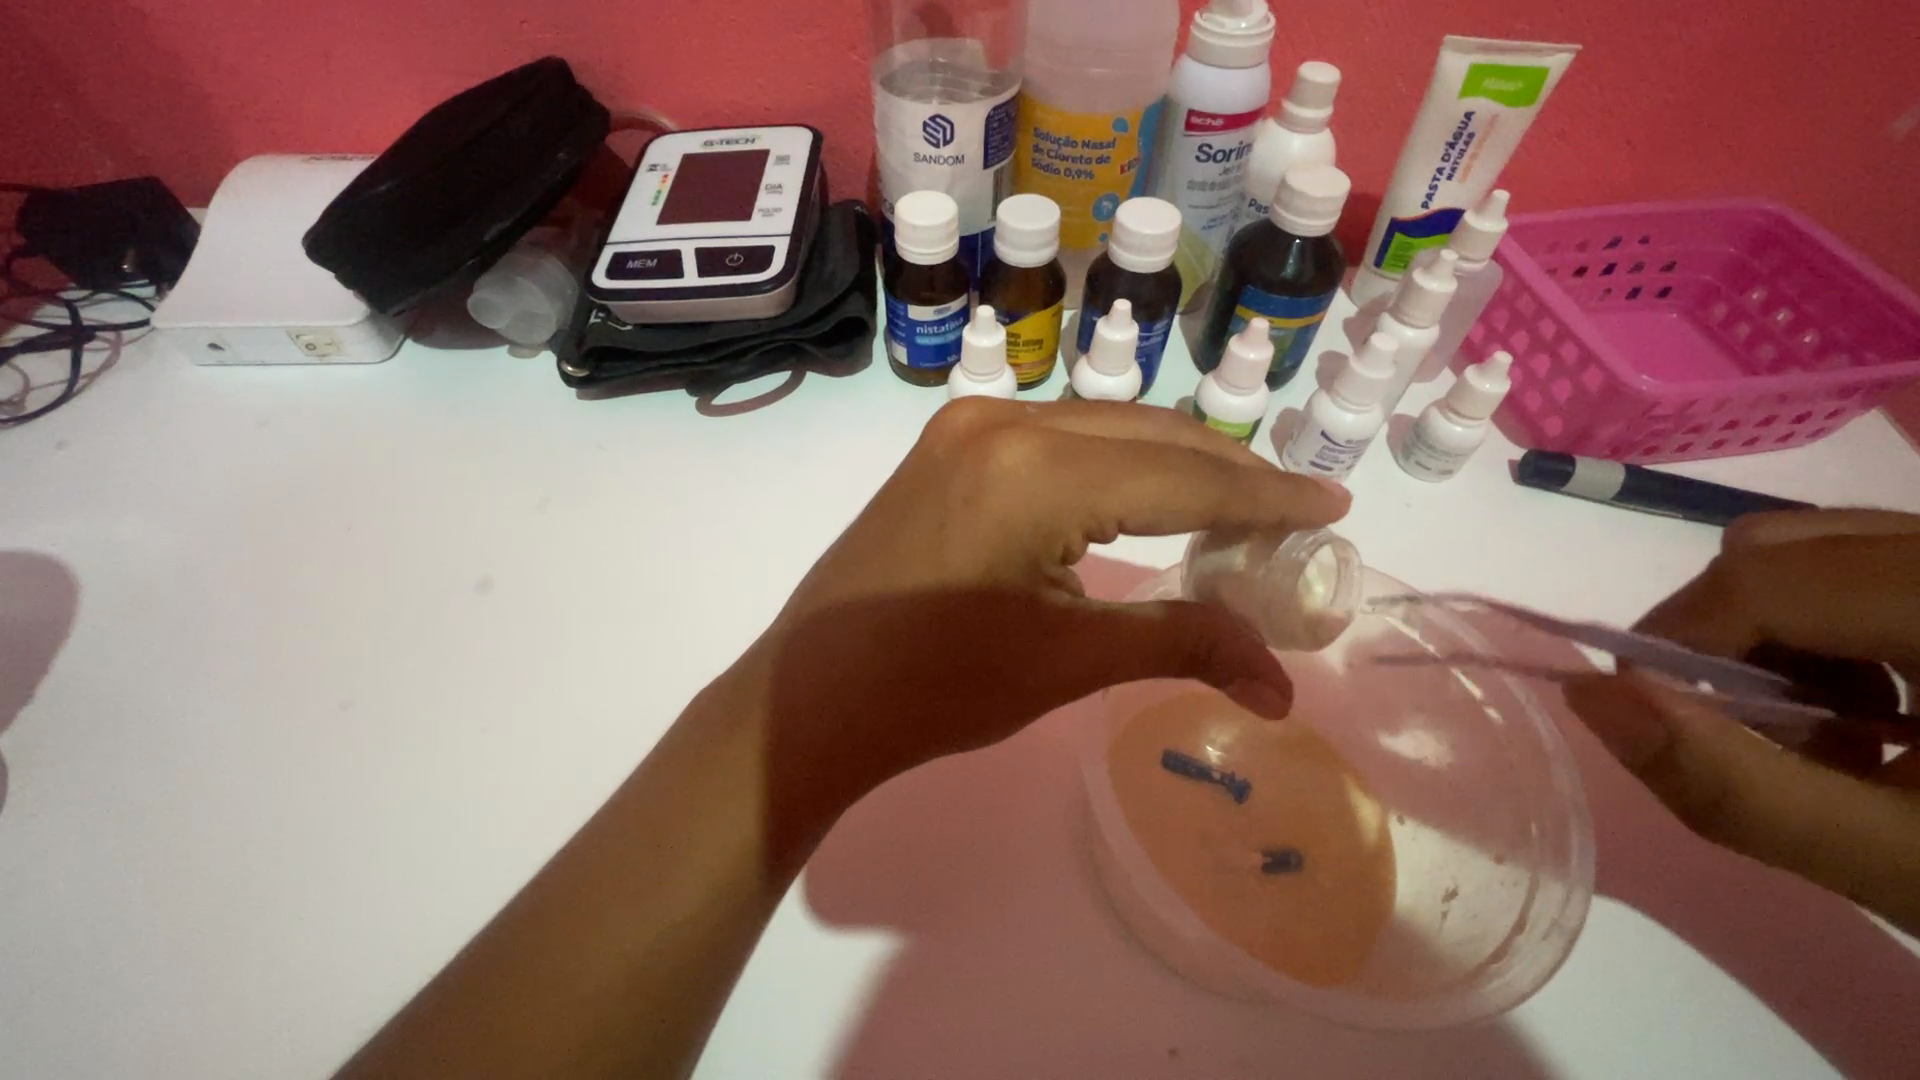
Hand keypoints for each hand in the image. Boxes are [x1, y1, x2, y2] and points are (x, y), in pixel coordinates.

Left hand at [334, 398, 1349, 1079]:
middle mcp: (1002, 422)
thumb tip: (1284, 681)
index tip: (1331, 506)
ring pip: (1103, 429)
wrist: (814, 695)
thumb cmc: (936, 689)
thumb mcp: (1066, 662)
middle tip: (1290, 515)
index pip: (1183, 475)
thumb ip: (1181, 643)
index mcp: (1036, 470)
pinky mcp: (946, 445)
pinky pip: (1057, 438)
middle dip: (1226, 474)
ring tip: (1233, 507)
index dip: (1265, 495)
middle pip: (1148, 436)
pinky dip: (1113, 464)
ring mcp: (966, 426)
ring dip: (1170, 464)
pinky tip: (1144, 495)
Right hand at [1565, 510, 1919, 930]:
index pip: (1765, 580)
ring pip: (1814, 542)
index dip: (1679, 641)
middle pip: (1782, 548)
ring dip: (1770, 626)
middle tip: (1764, 732)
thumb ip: (1730, 783)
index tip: (1662, 719)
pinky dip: (1825, 615)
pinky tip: (1878, 694)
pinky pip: (1863, 553)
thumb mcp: (1894, 861)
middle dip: (1727, 638)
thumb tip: (1587, 695)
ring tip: (1827, 717)